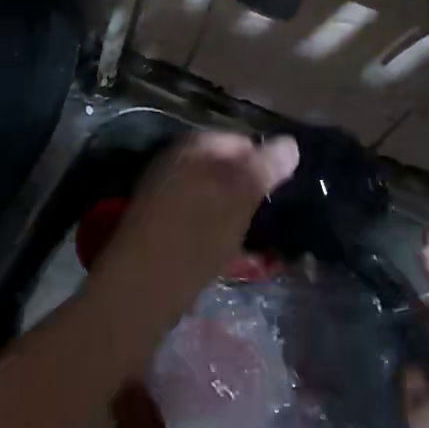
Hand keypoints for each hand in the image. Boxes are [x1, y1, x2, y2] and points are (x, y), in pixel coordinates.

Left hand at [81, 133, 296, 332]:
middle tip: (270, 207)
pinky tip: (227, 244)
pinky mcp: (155, 225)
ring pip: (206, 191)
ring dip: (231, 206)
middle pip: (219, 166)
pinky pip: (194, 212)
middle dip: (246, 183)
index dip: (262, 159)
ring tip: (253, 227)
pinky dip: (213, 222)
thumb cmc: (193, 238)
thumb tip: (289, 144)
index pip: (235, 141)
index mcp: (187, 150)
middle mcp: (169, 166)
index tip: (283, 185)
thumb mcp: (237, 199)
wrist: (140, 286)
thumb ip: (263, 169)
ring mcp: (159, 195)